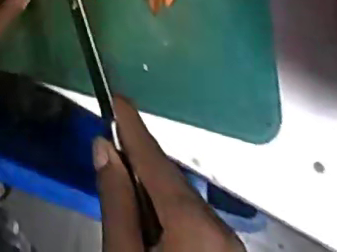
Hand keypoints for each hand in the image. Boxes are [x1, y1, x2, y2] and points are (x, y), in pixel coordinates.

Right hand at [96, 96, 244, 251]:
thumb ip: (115, 202)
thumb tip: (104, 148)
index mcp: (195, 223)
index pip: (154, 161)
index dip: (132, 127)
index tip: (117, 99)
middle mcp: (222, 231)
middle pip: (171, 183)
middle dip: (139, 165)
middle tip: (109, 147)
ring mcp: (232, 250)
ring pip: (184, 206)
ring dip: (153, 194)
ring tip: (124, 195)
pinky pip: (197, 228)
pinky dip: (171, 218)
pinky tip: (151, 228)